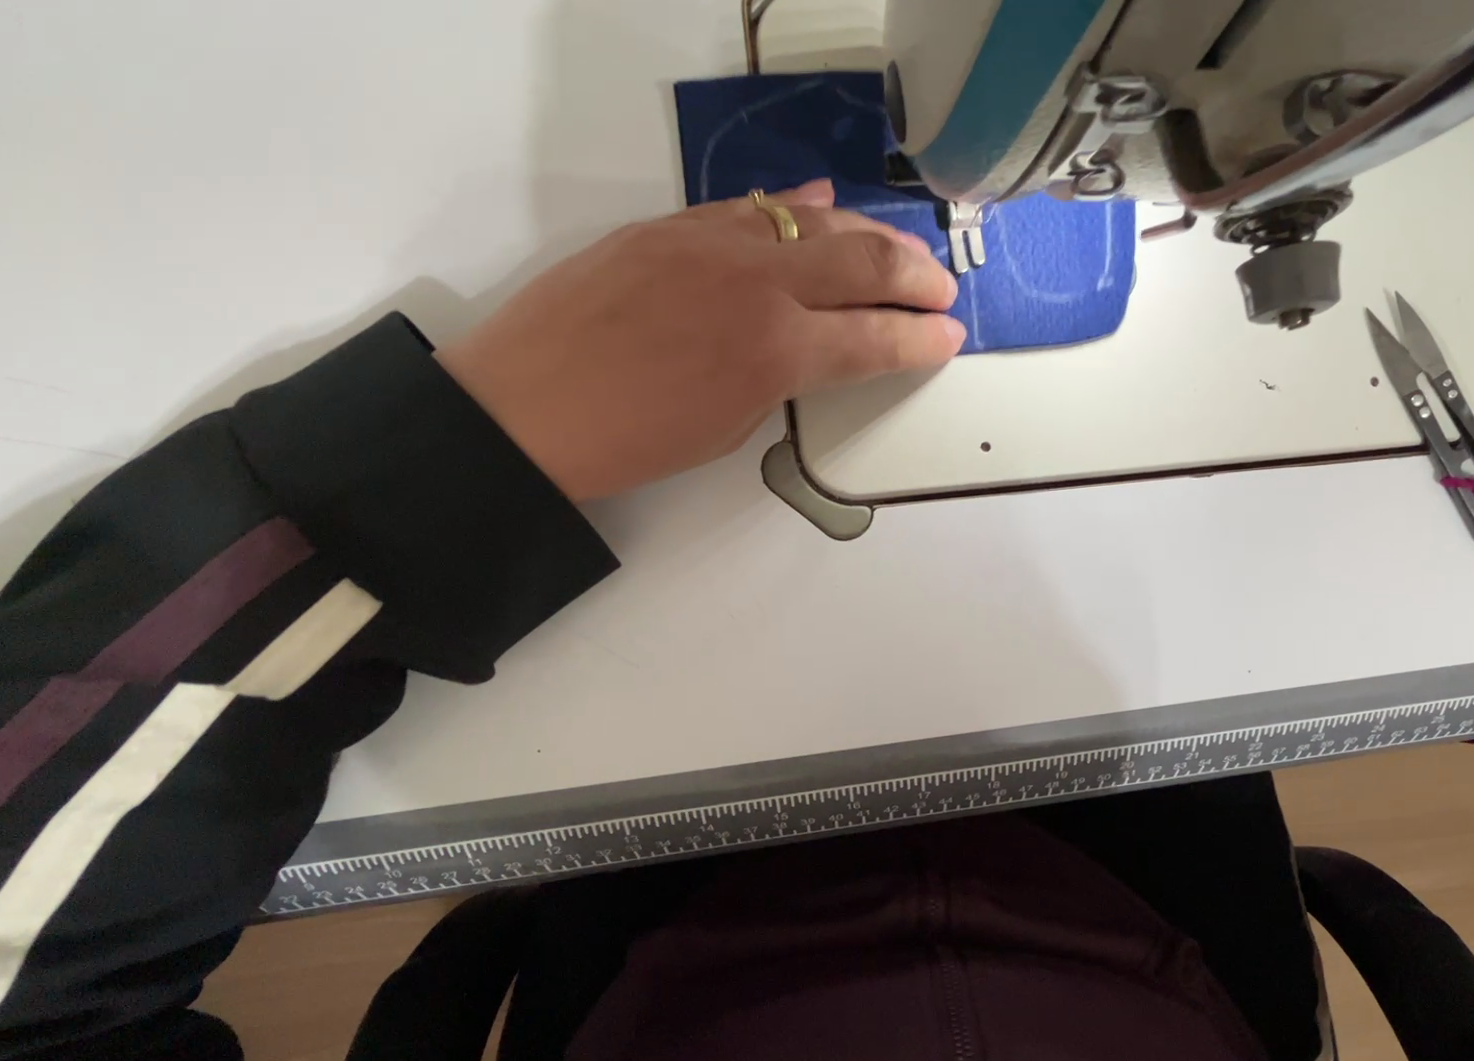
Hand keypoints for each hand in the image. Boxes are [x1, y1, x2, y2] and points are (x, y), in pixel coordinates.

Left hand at [436, 179, 964, 500]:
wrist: (525, 408)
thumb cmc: (632, 442)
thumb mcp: (732, 426)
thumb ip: (786, 375)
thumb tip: (815, 342)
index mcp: (777, 352)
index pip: (877, 338)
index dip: (922, 340)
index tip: (948, 339)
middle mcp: (759, 284)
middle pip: (866, 263)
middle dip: (918, 278)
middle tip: (940, 291)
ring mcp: (714, 243)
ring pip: (818, 221)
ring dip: (870, 235)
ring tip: (896, 252)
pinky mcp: (673, 224)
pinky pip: (754, 207)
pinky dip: (798, 209)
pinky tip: (822, 206)